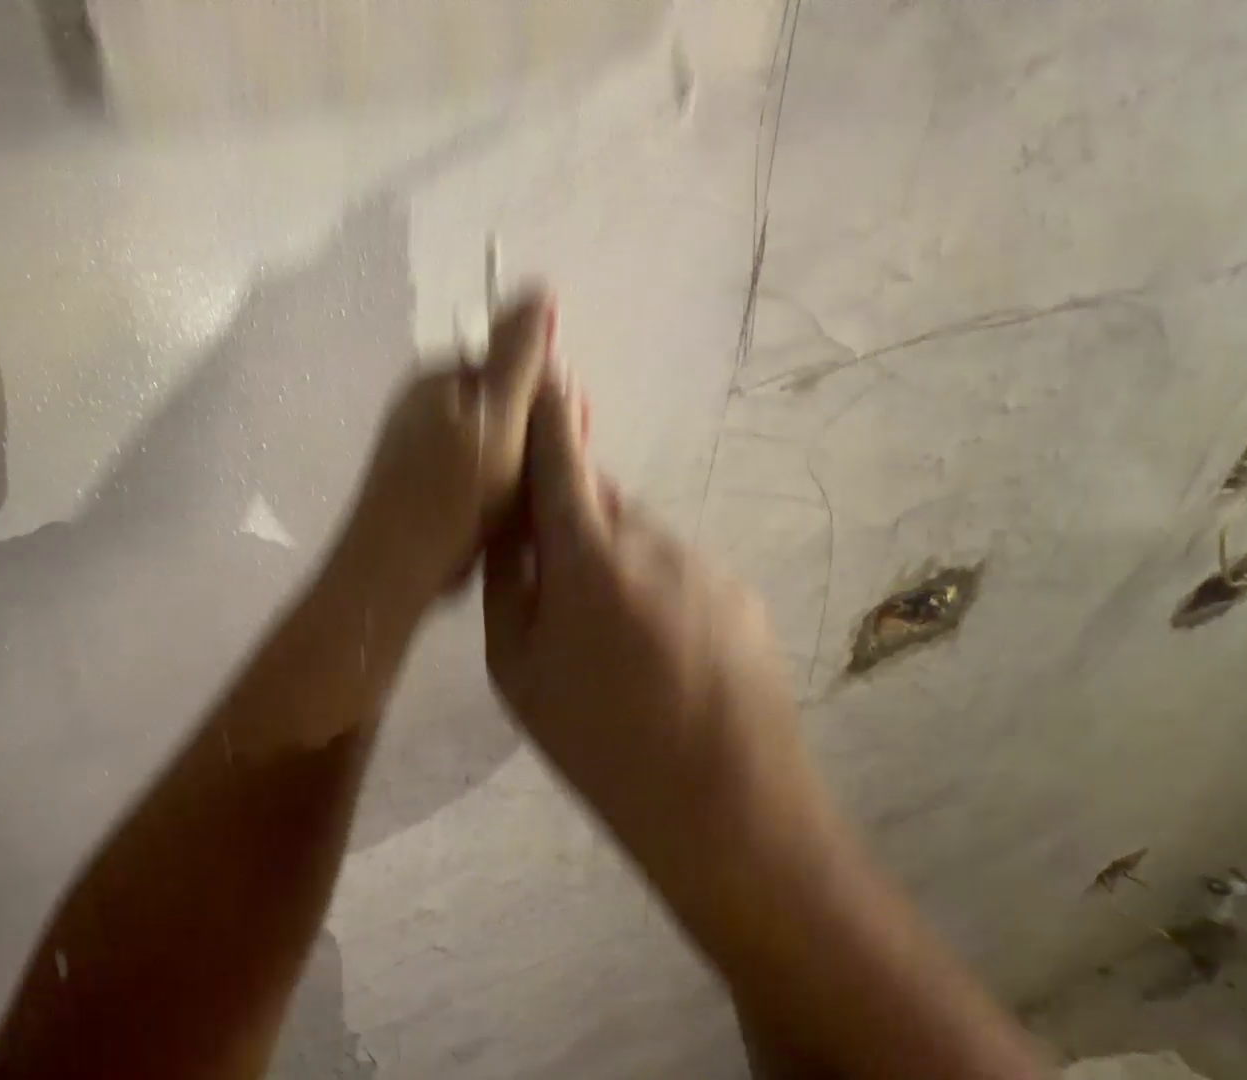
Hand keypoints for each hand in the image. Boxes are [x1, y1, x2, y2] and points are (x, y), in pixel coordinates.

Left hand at [340, 291, 555, 601]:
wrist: (393, 573)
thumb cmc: (452, 494)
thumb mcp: (498, 415)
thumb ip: (520, 354)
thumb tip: (538, 287)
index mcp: (436, 379)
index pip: (509, 366)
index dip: (545, 397)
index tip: (570, 430)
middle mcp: (420, 409)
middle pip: (501, 412)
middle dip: (533, 441)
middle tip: (549, 477)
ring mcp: (415, 453)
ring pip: (491, 453)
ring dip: (515, 476)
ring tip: (523, 510)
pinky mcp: (417, 494)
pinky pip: (471, 486)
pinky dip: (489, 502)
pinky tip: (496, 528)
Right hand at [481, 377, 823, 867]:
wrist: (727, 810)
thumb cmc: (598, 744)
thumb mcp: (516, 669)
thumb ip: (508, 585)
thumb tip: (510, 532)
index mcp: (588, 556)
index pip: (559, 456)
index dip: (547, 406)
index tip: (541, 360)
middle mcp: (653, 541)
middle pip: (596, 496)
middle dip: (564, 512)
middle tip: (542, 570)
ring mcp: (705, 565)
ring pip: (635, 535)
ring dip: (605, 558)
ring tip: (598, 634)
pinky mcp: (739, 594)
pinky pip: (673, 568)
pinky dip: (646, 586)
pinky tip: (646, 651)